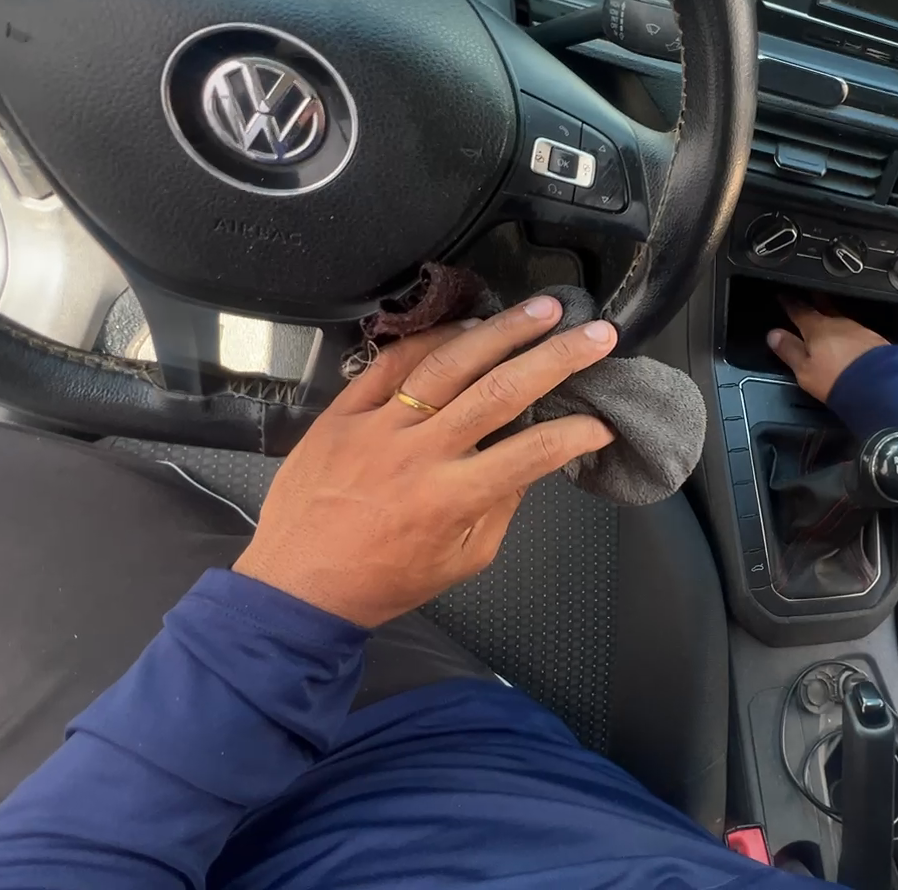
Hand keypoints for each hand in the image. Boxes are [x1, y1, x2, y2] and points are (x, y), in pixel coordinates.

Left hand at [234, 298, 617, 626]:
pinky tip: (468, 323)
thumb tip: (531, 457)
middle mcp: (421, 453)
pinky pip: (391, 362)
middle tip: (596, 335)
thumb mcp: (466, 558)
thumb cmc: (388, 579)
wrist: (295, 588)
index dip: (577, 433)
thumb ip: (504, 505)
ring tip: (542, 309)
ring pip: (449, 363)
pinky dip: (433, 337)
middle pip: (501, 392)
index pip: (533, 452)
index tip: (602, 423)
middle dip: (558, 358)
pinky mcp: (344, 412)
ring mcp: (379, 426)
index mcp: (454, 498)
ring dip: (503, 331)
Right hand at [766, 297, 887, 402]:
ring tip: (828, 318)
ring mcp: (860, 330)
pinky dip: (849, 333)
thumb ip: (789, 351)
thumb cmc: (838, 380)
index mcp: (818, 329)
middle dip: (815, 300)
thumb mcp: (805, 370)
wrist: (880, 386)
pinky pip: (858, 332)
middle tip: (809, 294)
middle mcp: (839, 324)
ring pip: (842, 319)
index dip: (790, 303)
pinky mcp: (876, 341)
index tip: (784, 295)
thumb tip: (773, 335)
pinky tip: (850, 340)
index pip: (800, 311)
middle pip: (824, 307)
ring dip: (833, 318)